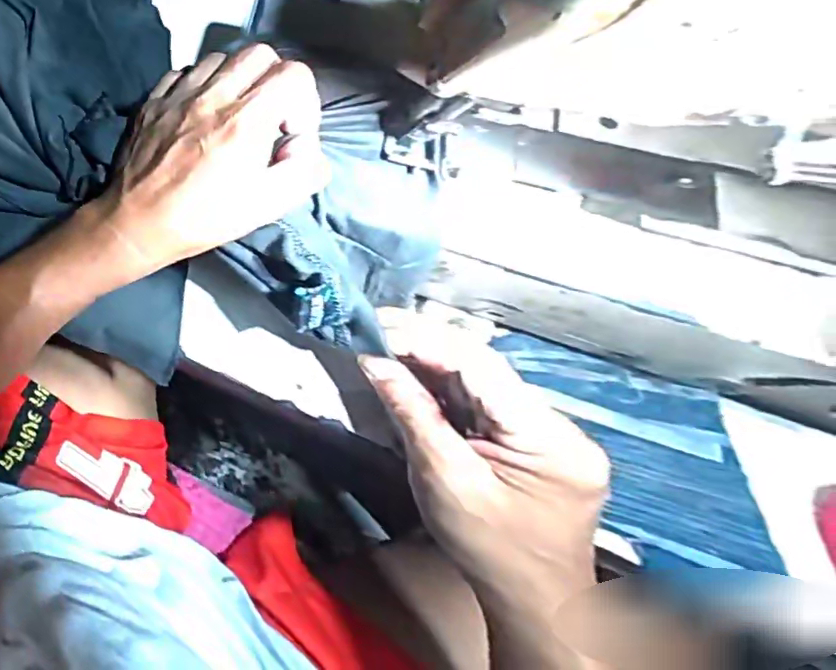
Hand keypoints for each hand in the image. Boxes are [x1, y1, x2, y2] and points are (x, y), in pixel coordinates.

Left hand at [93, 45, 329, 276]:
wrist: (136, 222)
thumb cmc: (202, 217)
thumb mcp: (268, 204)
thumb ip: (304, 168)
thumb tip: (301, 144)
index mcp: (244, 120)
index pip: (293, 73)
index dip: (304, 101)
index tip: (288, 132)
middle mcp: (209, 98)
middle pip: (258, 54)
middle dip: (272, 79)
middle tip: (266, 114)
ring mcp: (175, 97)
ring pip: (218, 58)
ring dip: (234, 78)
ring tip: (232, 111)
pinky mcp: (150, 103)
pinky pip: (181, 73)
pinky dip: (197, 84)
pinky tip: (198, 111)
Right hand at [361, 322, 609, 613]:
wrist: (535, 601)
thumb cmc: (489, 545)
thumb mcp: (443, 476)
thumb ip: (411, 412)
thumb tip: (373, 360)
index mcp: (548, 438)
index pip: (480, 367)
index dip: (424, 339)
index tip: (373, 326)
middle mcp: (557, 426)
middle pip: (482, 365)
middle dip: (422, 342)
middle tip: (369, 329)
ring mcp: (547, 431)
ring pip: (478, 376)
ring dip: (427, 358)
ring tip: (379, 345)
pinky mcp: (530, 437)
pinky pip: (479, 395)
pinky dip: (440, 381)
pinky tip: (408, 372)